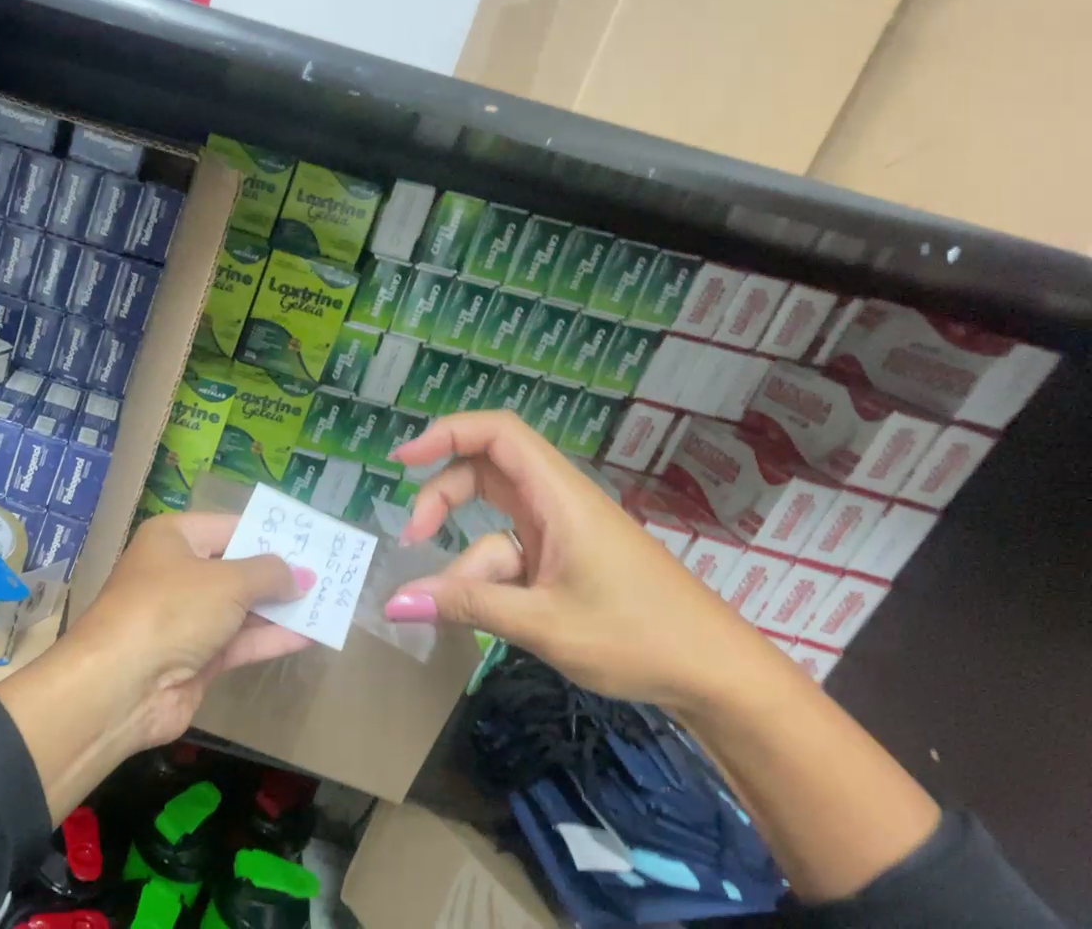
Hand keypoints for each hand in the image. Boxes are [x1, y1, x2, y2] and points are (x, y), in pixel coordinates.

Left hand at [64, 512, 315, 747]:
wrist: (121, 684)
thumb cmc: (170, 609)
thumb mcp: (226, 582)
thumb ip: (268, 574)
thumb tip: (300, 574)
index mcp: (174, 538)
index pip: (230, 526)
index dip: (270, 533)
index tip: (312, 540)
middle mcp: (177, 572)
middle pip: (236, 567)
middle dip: (279, 572)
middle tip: (329, 572)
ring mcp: (186, 617)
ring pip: (241, 606)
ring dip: (281, 606)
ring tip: (329, 601)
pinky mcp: (196, 657)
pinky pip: (239, 640)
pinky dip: (271, 637)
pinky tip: (310, 634)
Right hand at [384, 410, 781, 712]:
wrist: (719, 679)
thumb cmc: (639, 639)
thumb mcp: (542, 624)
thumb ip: (466, 607)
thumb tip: (392, 604)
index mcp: (560, 498)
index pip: (498, 433)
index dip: (446, 433)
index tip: (403, 459)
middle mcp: (557, 504)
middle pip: (483, 473)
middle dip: (441, 500)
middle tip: (413, 541)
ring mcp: (560, 534)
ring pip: (491, 525)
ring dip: (464, 562)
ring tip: (445, 611)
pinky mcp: (563, 563)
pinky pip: (508, 558)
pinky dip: (486, 583)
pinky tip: (478, 619)